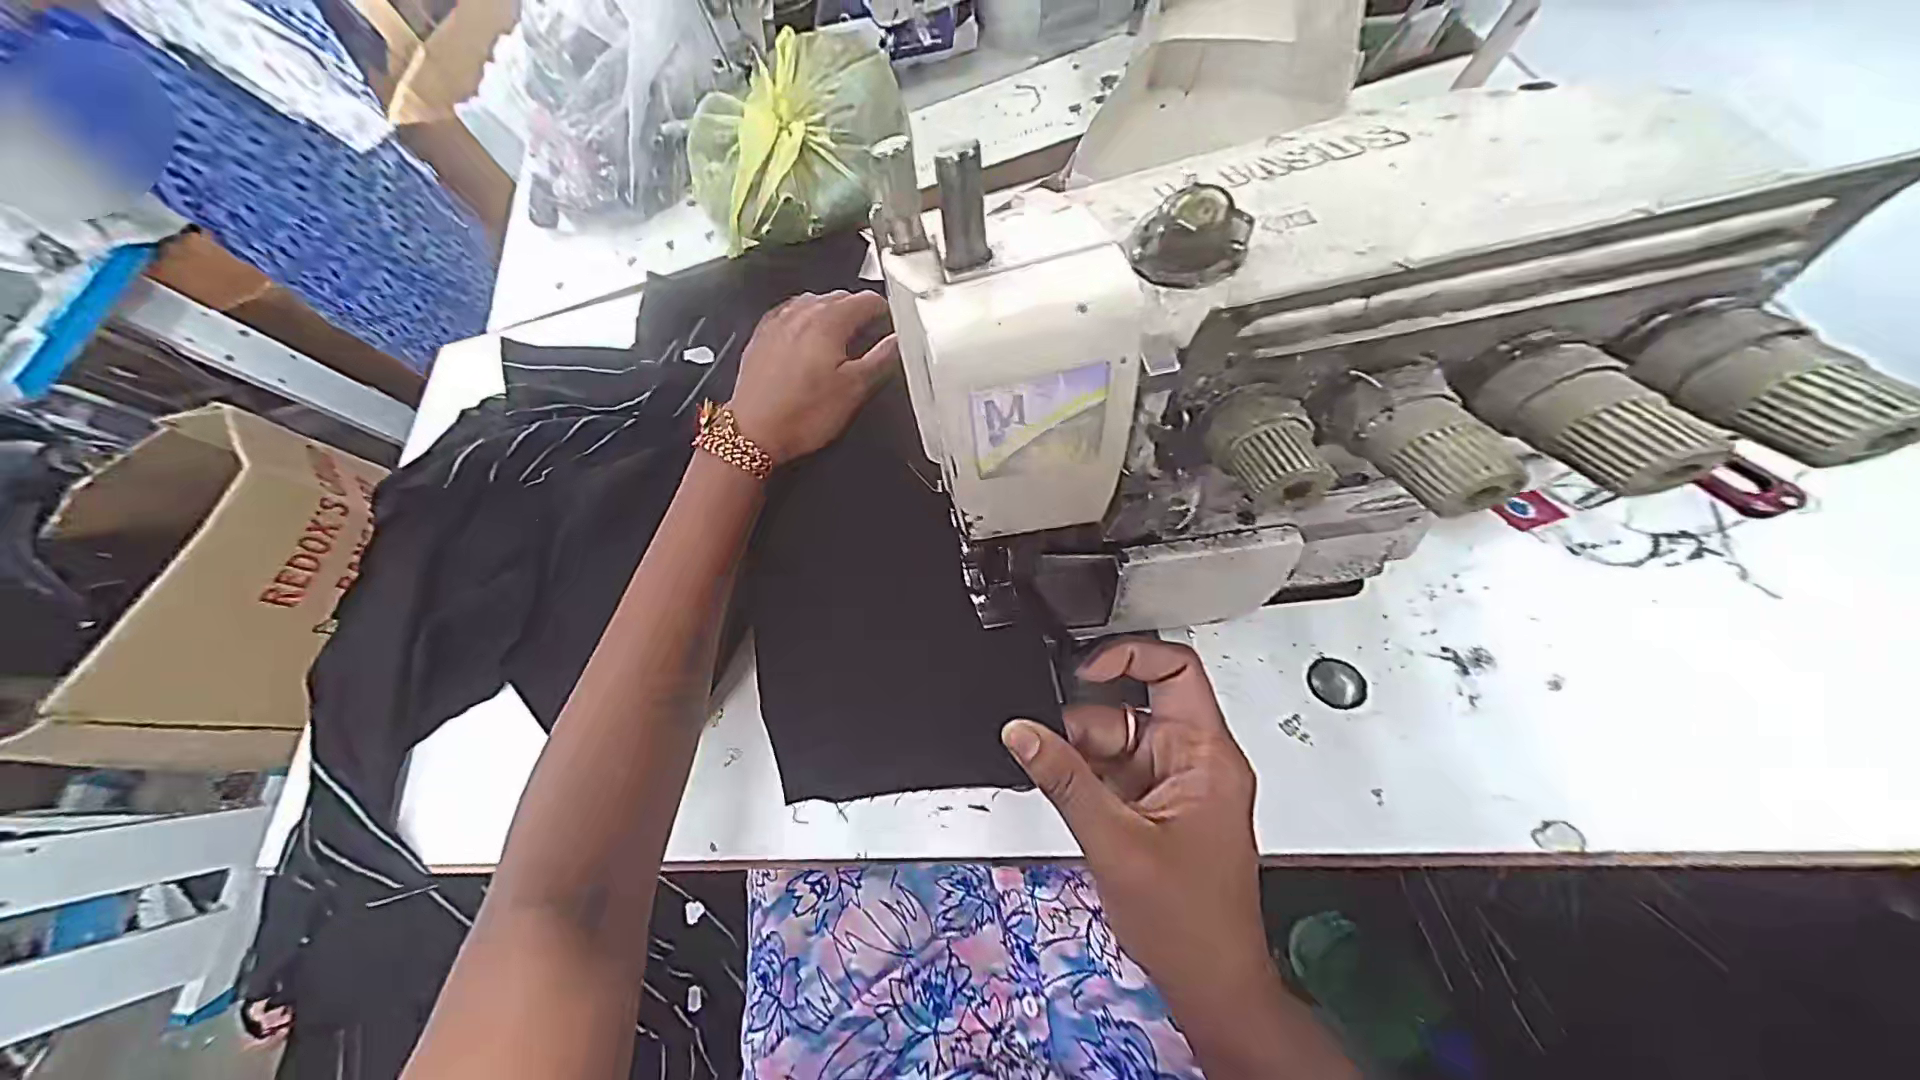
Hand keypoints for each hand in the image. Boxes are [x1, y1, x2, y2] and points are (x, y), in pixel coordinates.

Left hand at [726, 290, 898, 464]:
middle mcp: (800, 314)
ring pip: (813, 305)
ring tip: (841, 343)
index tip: (891, 325)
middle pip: (839, 298)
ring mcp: (778, 323)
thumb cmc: (801, 415)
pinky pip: (790, 318)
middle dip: (858, 313)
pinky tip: (809, 346)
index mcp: (828, 321)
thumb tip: (898, 340)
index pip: (867, 300)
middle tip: (871, 337)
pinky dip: (805, 325)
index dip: (885, 312)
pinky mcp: (762, 338)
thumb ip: (882, 358)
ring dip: (831, 317)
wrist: (754, 432)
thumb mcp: (855, 389)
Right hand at [1002, 639, 1268, 998]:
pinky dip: (1086, 780)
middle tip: (1054, 752)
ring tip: (1066, 792)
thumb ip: (1063, 779)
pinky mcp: (1155, 803)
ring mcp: (1173, 782)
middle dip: (1086, 730)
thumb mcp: (1115, 841)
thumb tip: (1024, 733)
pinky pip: (1112, 769)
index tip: (1085, 669)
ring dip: (1081, 760)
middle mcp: (1193, 760)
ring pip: (1115, 741)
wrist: (1208, 986)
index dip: (1129, 654)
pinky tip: (1075, 802)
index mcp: (1206, 755)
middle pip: (1131, 709)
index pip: (1177, 669)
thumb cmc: (1189, 924)